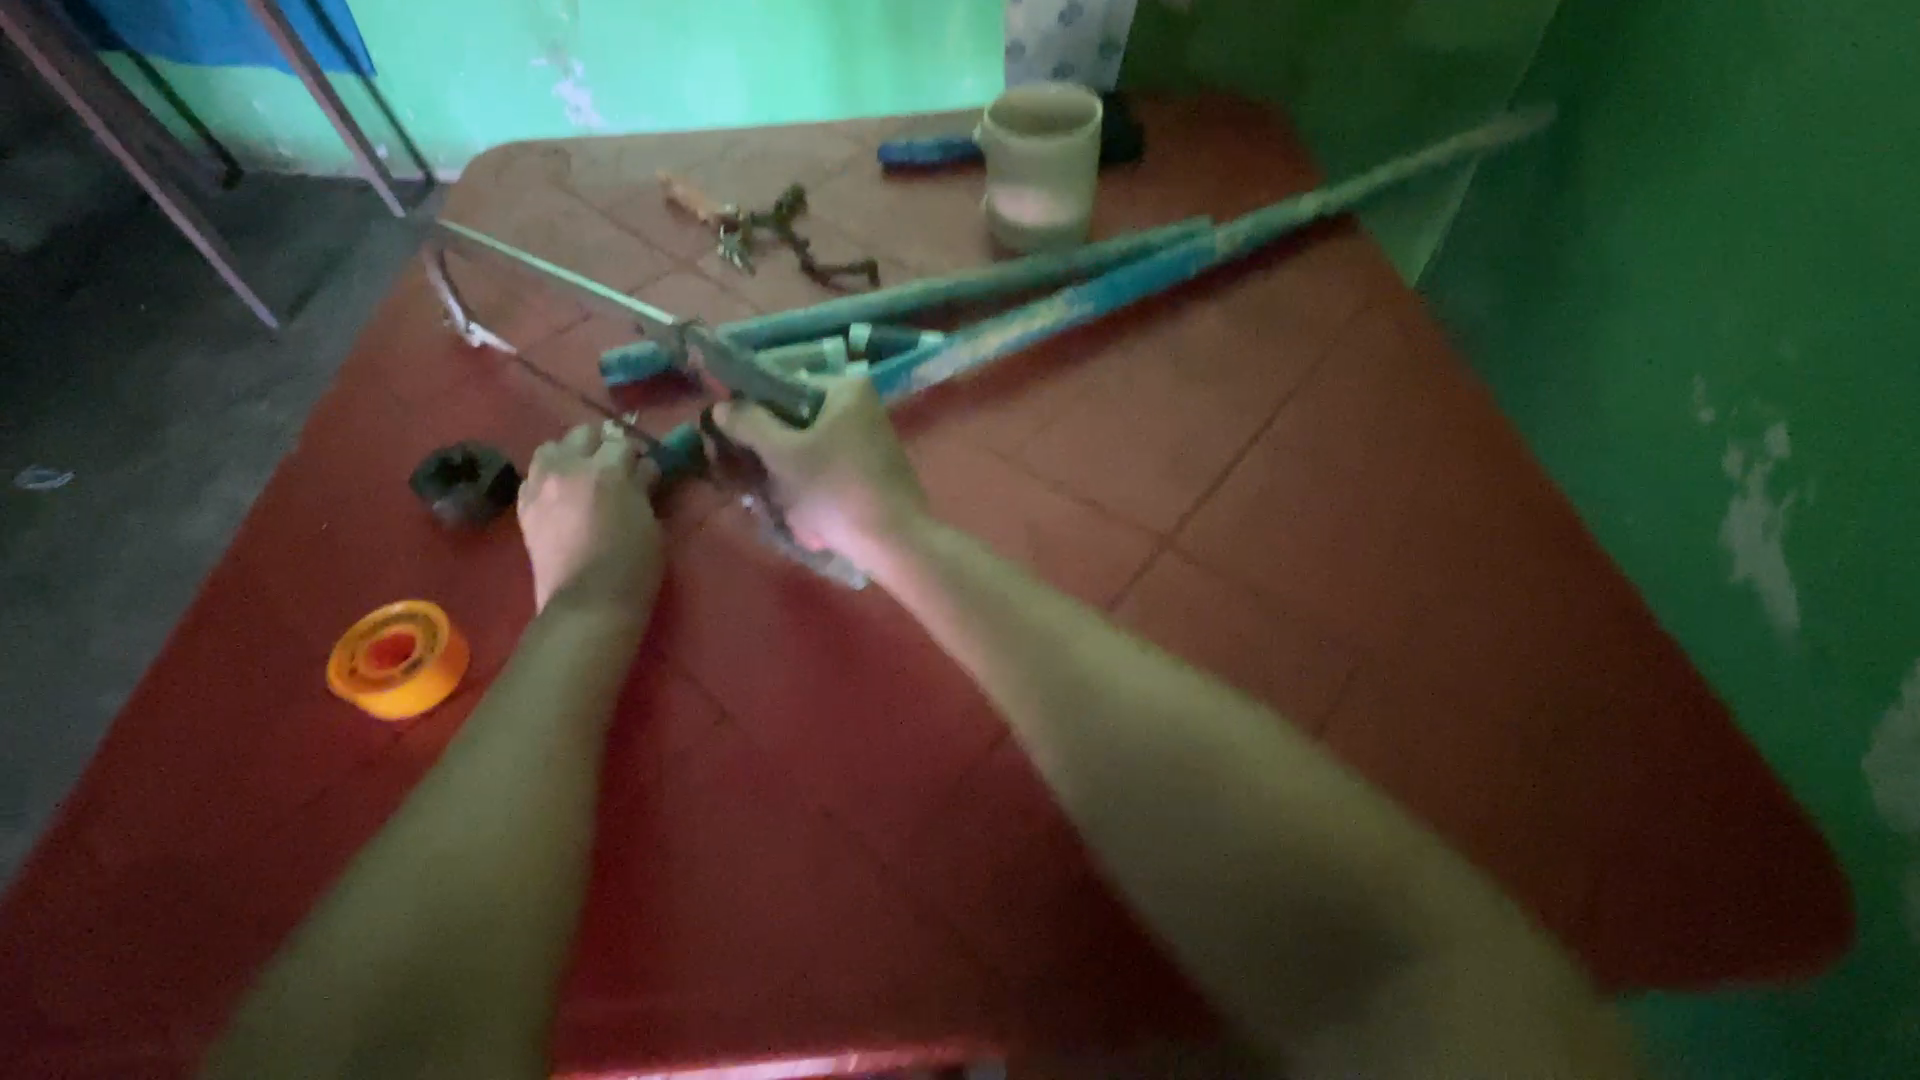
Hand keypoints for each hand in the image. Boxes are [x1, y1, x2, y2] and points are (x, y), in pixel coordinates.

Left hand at [517, 421, 663, 618]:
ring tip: (582, 477)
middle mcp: (568, 468)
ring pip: (551, 448)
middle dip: (600, 445)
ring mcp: (540, 486)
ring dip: (569, 456)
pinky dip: (549, 478)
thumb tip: (643, 469)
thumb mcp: (650, 522)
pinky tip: (562, 496)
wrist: (588, 603)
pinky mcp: (524, 506)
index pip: (623, 443)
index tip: (644, 468)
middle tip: (614, 467)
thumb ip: (643, 487)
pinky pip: (534, 476)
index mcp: (607, 470)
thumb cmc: (632, 564)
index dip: (636, 454)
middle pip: (582, 434)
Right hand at [710, 375, 929, 560]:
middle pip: (795, 420)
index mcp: (846, 389)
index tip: (728, 434)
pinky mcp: (870, 472)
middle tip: (747, 474)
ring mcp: (868, 441)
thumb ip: (749, 424)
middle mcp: (861, 407)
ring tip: (773, 499)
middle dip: (768, 449)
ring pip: (808, 449)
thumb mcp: (783, 454)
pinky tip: (799, 513)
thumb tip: (722, 406)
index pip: (783, 385)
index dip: (750, 408)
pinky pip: (826, 471)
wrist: (894, 541)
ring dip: (784, 474)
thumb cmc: (836, 490)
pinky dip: (808, 488)